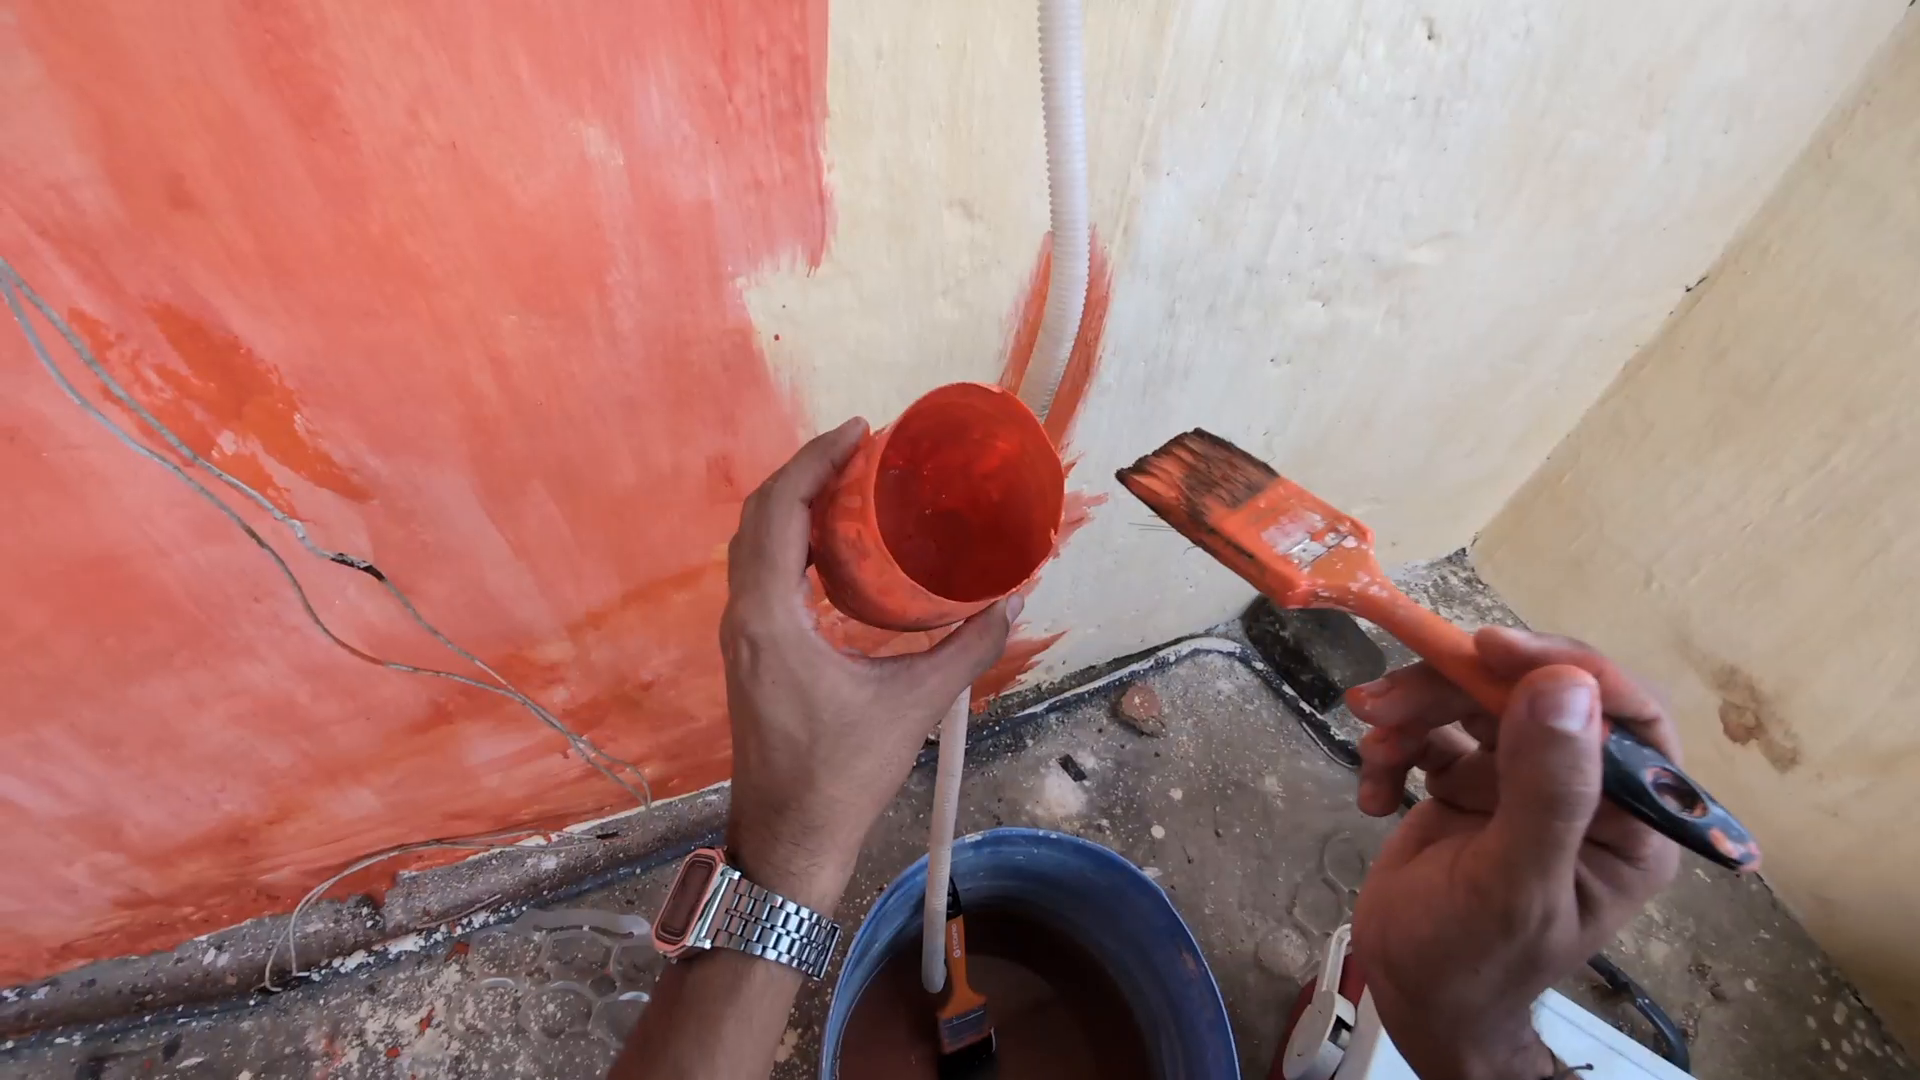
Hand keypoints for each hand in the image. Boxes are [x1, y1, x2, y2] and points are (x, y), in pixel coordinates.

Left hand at [720, 418, 1017, 912]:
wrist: (788, 840)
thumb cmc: (845, 773)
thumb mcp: (914, 705)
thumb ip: (967, 649)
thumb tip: (1013, 600)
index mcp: (770, 618)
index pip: (777, 512)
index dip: (814, 461)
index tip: (859, 431)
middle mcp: (743, 615)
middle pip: (758, 517)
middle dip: (805, 473)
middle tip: (861, 452)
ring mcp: (739, 635)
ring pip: (753, 544)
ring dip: (794, 505)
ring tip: (851, 486)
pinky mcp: (749, 651)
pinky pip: (761, 572)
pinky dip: (791, 541)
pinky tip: (834, 546)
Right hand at [1345, 627, 1681, 1079]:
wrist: (1414, 992)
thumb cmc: (1477, 955)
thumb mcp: (1513, 879)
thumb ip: (1546, 788)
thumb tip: (1563, 685)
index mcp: (1625, 818)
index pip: (1621, 713)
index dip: (1559, 665)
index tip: (1484, 646)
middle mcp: (1574, 788)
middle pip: (1519, 697)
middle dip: (1446, 692)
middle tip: (1378, 702)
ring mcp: (1512, 783)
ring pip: (1462, 708)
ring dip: (1406, 719)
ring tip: (1370, 752)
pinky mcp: (1458, 784)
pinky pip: (1424, 739)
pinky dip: (1389, 756)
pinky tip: (1372, 796)